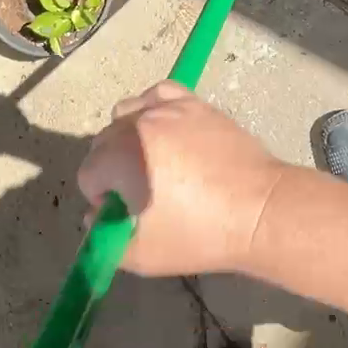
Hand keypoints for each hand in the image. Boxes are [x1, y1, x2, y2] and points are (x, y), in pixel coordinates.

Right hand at [75, 80, 286, 276]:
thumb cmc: (200, 233)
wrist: (258, 207)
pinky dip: (152, 108)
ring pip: (126, 113)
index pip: (88, 172)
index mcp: (123, 157)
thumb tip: (96, 216)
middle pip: (104, 140)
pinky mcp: (194, 102)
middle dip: (111, 168)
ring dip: (126, 136)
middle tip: (137, 193)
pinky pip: (158, 93)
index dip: (101, 198)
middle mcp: (140, 123)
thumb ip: (105, 237)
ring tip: (149, 161)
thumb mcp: (142, 254)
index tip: (124, 213)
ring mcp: (169, 107)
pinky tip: (163, 129)